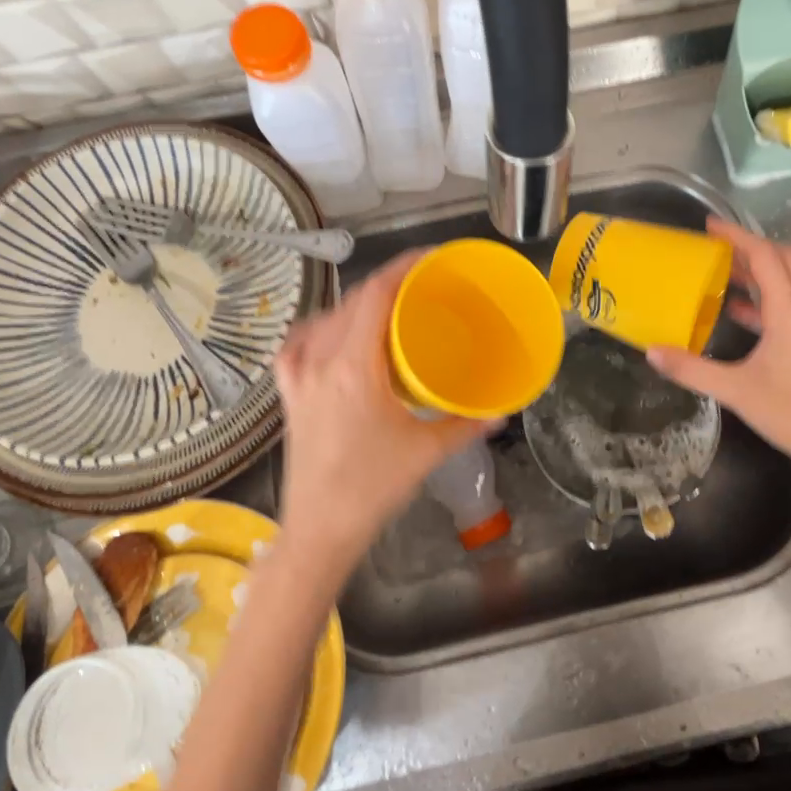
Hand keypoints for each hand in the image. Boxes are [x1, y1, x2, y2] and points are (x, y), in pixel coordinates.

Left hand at [273, 250, 494, 568]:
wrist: (318, 531)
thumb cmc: (372, 489)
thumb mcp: (426, 452)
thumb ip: (466, 424)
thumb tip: (502, 409)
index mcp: (353, 367)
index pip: (375, 295)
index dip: (403, 267)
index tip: (432, 259)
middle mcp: (320, 361)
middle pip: (353, 300)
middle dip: (388, 283)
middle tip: (423, 286)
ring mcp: (298, 376)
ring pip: (327, 317)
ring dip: (358, 304)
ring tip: (389, 309)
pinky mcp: (289, 394)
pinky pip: (299, 343)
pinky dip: (321, 328)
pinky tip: (334, 334)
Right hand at [646, 218, 790, 474]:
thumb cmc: (789, 413)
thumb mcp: (734, 390)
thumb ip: (691, 369)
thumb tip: (652, 352)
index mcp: (788, 312)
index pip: (765, 257)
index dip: (737, 237)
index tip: (710, 227)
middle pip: (781, 260)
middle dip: (749, 246)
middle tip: (715, 246)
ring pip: (787, 279)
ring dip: (757, 270)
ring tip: (721, 271)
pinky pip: (787, 302)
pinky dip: (763, 296)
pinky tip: (737, 310)